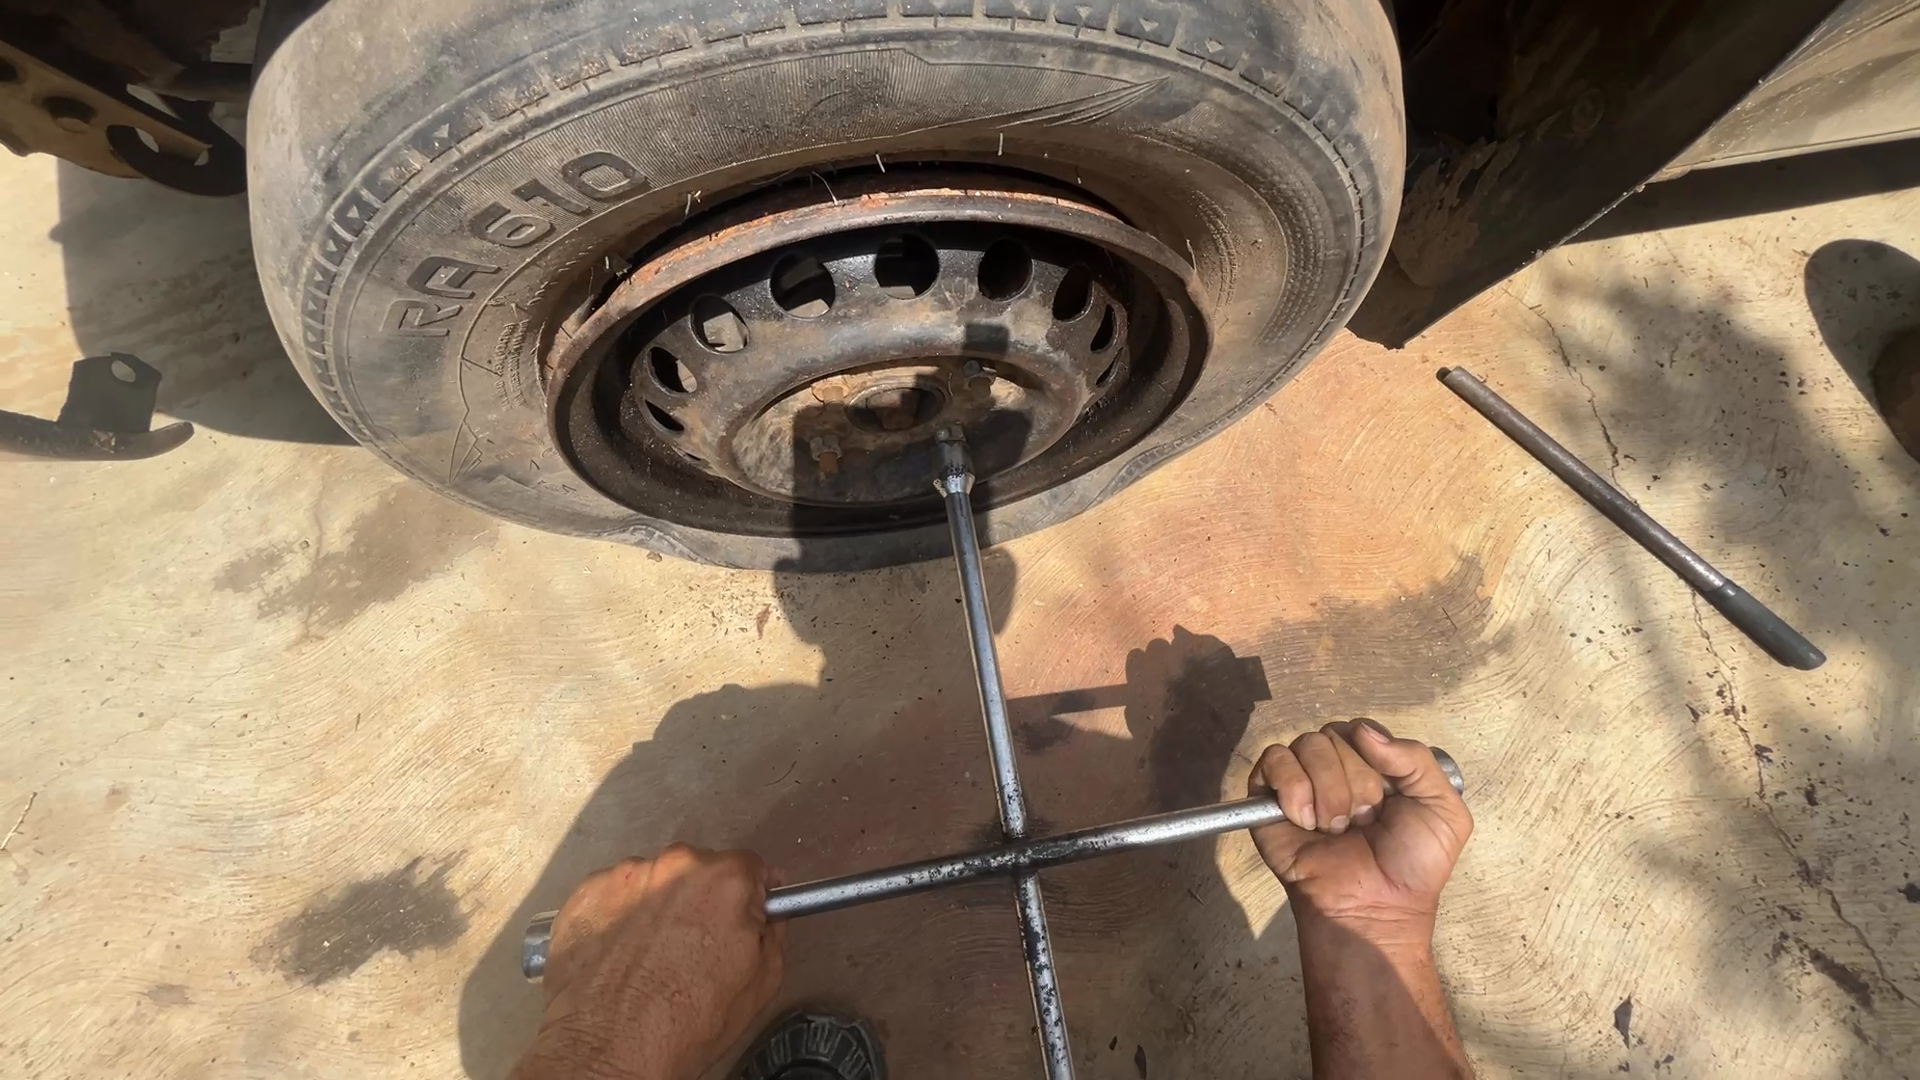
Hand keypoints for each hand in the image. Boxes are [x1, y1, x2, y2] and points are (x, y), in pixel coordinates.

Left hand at [513, 845, 786, 1079]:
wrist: (605, 1055)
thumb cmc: (684, 1026)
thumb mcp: (762, 983)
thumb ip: (774, 933)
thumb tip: (768, 917)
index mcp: (729, 878)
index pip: (752, 867)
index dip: (750, 896)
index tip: (743, 916)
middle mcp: (681, 863)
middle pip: (703, 869)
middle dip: (703, 900)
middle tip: (694, 945)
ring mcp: (631, 874)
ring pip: (659, 879)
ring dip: (661, 905)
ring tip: (650, 955)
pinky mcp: (590, 892)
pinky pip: (617, 893)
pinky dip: (622, 914)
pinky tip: (621, 953)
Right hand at [1247, 719, 1471, 937]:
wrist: (1371, 906)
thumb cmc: (1410, 864)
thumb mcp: (1442, 811)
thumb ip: (1417, 761)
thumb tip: (1363, 732)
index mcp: (1372, 762)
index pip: (1363, 729)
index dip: (1374, 761)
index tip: (1386, 801)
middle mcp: (1332, 763)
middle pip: (1333, 735)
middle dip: (1352, 784)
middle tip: (1360, 822)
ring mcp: (1298, 776)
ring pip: (1306, 745)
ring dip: (1326, 792)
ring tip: (1332, 828)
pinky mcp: (1266, 791)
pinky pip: (1274, 759)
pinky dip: (1292, 790)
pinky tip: (1304, 821)